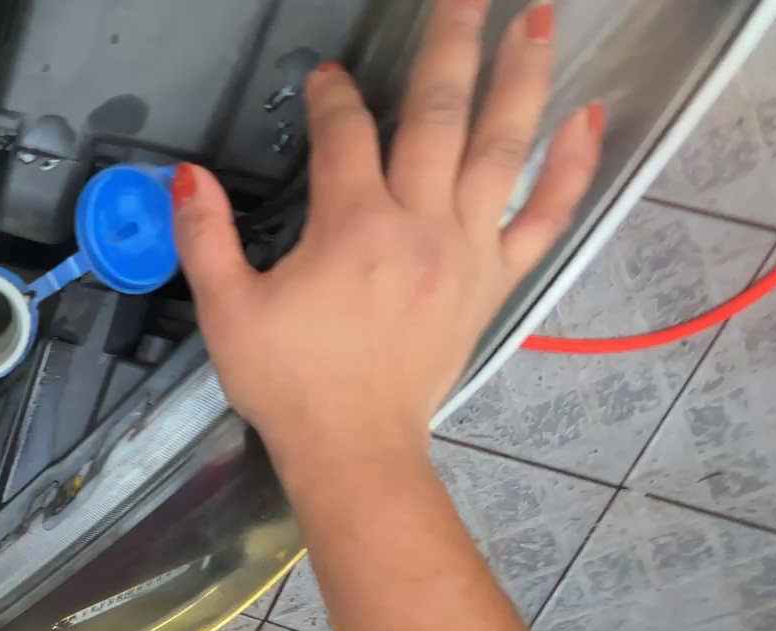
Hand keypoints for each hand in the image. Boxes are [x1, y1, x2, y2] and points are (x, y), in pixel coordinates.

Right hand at [172, 0, 601, 473]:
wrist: (349, 443)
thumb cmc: (283, 380)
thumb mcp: (225, 312)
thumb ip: (206, 240)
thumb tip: (188, 177)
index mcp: (351, 228)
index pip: (346, 137)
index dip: (333, 99)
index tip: (324, 77)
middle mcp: (420, 222)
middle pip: (440, 115)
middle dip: (449, 45)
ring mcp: (467, 248)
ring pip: (503, 146)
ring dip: (521, 76)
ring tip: (538, 18)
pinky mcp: (492, 279)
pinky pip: (544, 214)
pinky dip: (569, 166)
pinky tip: (587, 119)